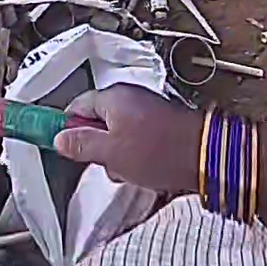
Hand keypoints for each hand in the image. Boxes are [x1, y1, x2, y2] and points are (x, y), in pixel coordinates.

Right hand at [53, 85, 204, 194]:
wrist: (206, 156)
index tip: (68, 145)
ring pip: (117, 129)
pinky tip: (145, 168)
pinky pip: (136, 134)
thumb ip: (81, 145)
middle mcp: (128, 95)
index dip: (70, 127)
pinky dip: (135, 150)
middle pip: (98, 118)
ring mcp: (146, 106)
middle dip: (98, 144)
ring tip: (129, 169)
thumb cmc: (159, 151)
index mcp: (112, 97)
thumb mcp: (111, 153)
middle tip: (105, 162)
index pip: (77, 106)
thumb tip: (60, 139)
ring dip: (118, 151)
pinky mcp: (160, 120)